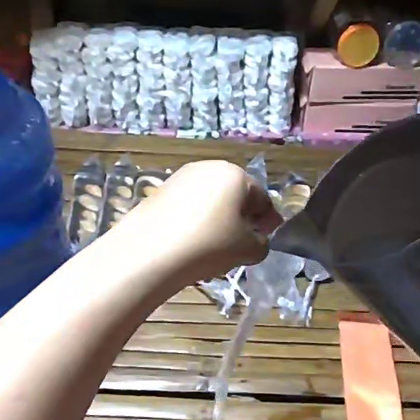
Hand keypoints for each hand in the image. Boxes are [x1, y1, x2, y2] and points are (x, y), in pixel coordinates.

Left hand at [108, 160, 277, 283]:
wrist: (150, 251)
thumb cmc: (210, 244)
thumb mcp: (248, 250)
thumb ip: (261, 244)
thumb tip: (255, 240)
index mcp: (236, 175)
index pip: (262, 199)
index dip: (268, 221)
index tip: (267, 238)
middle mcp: (208, 168)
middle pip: (233, 197)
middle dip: (240, 220)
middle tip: (240, 247)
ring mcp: (180, 178)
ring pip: (209, 202)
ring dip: (217, 222)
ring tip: (214, 251)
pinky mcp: (159, 193)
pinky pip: (187, 208)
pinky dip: (194, 223)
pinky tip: (190, 246)